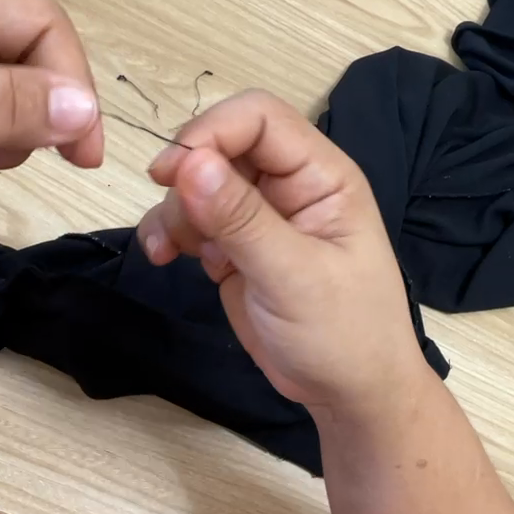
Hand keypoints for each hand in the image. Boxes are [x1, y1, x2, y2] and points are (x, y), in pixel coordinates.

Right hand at [136, 91, 433, 412]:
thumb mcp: (294, 276)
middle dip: (186, 175)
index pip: (260, 119)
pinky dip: (171, 233)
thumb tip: (188, 162)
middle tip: (170, 216)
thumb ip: (241, 219)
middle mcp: (289, 187)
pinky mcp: (236, 250)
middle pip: (222, 147)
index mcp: (321, 176)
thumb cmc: (342, 334)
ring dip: (173, 210)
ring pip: (199, 185)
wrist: (349, 395)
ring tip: (165, 251)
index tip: (172, 173)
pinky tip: (164, 258)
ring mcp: (260, 219)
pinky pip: (193, 222)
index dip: (212, 132)